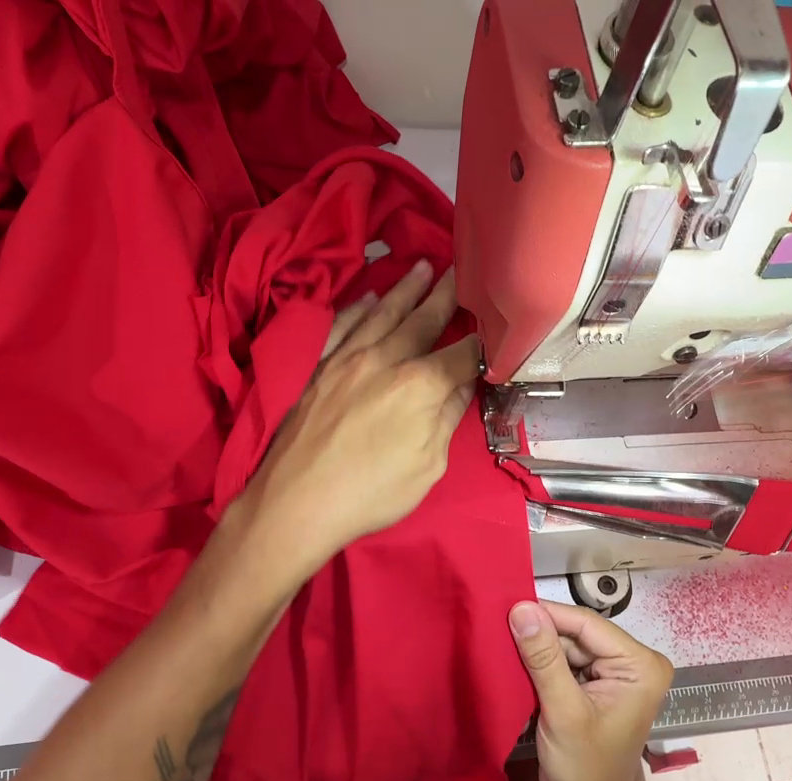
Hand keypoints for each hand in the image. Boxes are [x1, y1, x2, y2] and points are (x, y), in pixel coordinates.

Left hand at [240, 260, 480, 571]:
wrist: (298, 501)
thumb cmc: (371, 494)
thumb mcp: (428, 465)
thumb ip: (446, 419)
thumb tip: (463, 387)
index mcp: (420, 386)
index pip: (460, 355)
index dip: (480, 343)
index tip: (493, 329)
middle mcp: (384, 360)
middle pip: (421, 320)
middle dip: (445, 295)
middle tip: (460, 270)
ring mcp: (346, 359)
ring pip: (381, 313)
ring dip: (405, 290)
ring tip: (422, 268)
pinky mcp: (318, 367)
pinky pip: (341, 325)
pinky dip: (358, 308)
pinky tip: (369, 297)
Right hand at [509, 600, 673, 780]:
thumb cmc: (584, 770)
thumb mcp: (562, 711)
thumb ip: (543, 658)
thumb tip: (521, 609)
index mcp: (641, 665)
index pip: (588, 623)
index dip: (546, 614)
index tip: (504, 606)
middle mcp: (635, 663)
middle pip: (578, 633)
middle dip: (540, 633)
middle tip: (495, 625)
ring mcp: (616, 675)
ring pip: (568, 646)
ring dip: (537, 648)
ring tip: (499, 640)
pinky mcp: (597, 687)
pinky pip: (566, 663)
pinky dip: (541, 664)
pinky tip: (514, 661)